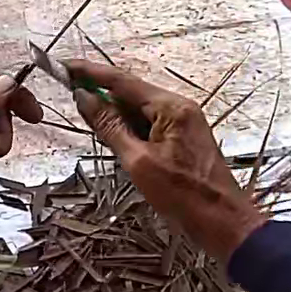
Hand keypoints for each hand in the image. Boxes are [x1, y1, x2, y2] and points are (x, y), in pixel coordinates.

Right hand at [65, 59, 265, 260]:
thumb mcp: (138, 161)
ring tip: (89, 121)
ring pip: (138, 110)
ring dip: (113, 115)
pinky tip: (113, 138)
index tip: (66, 67)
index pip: (122, 81)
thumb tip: (84, 97)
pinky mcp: (181, 137)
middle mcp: (178, 107)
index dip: (91, 72)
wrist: (224, 224)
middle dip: (100, 95)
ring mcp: (182, 122)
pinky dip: (128, 128)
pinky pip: (148, 123)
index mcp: (171, 107)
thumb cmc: (183, 196)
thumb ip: (109, 126)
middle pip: (130, 93)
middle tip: (71, 98)